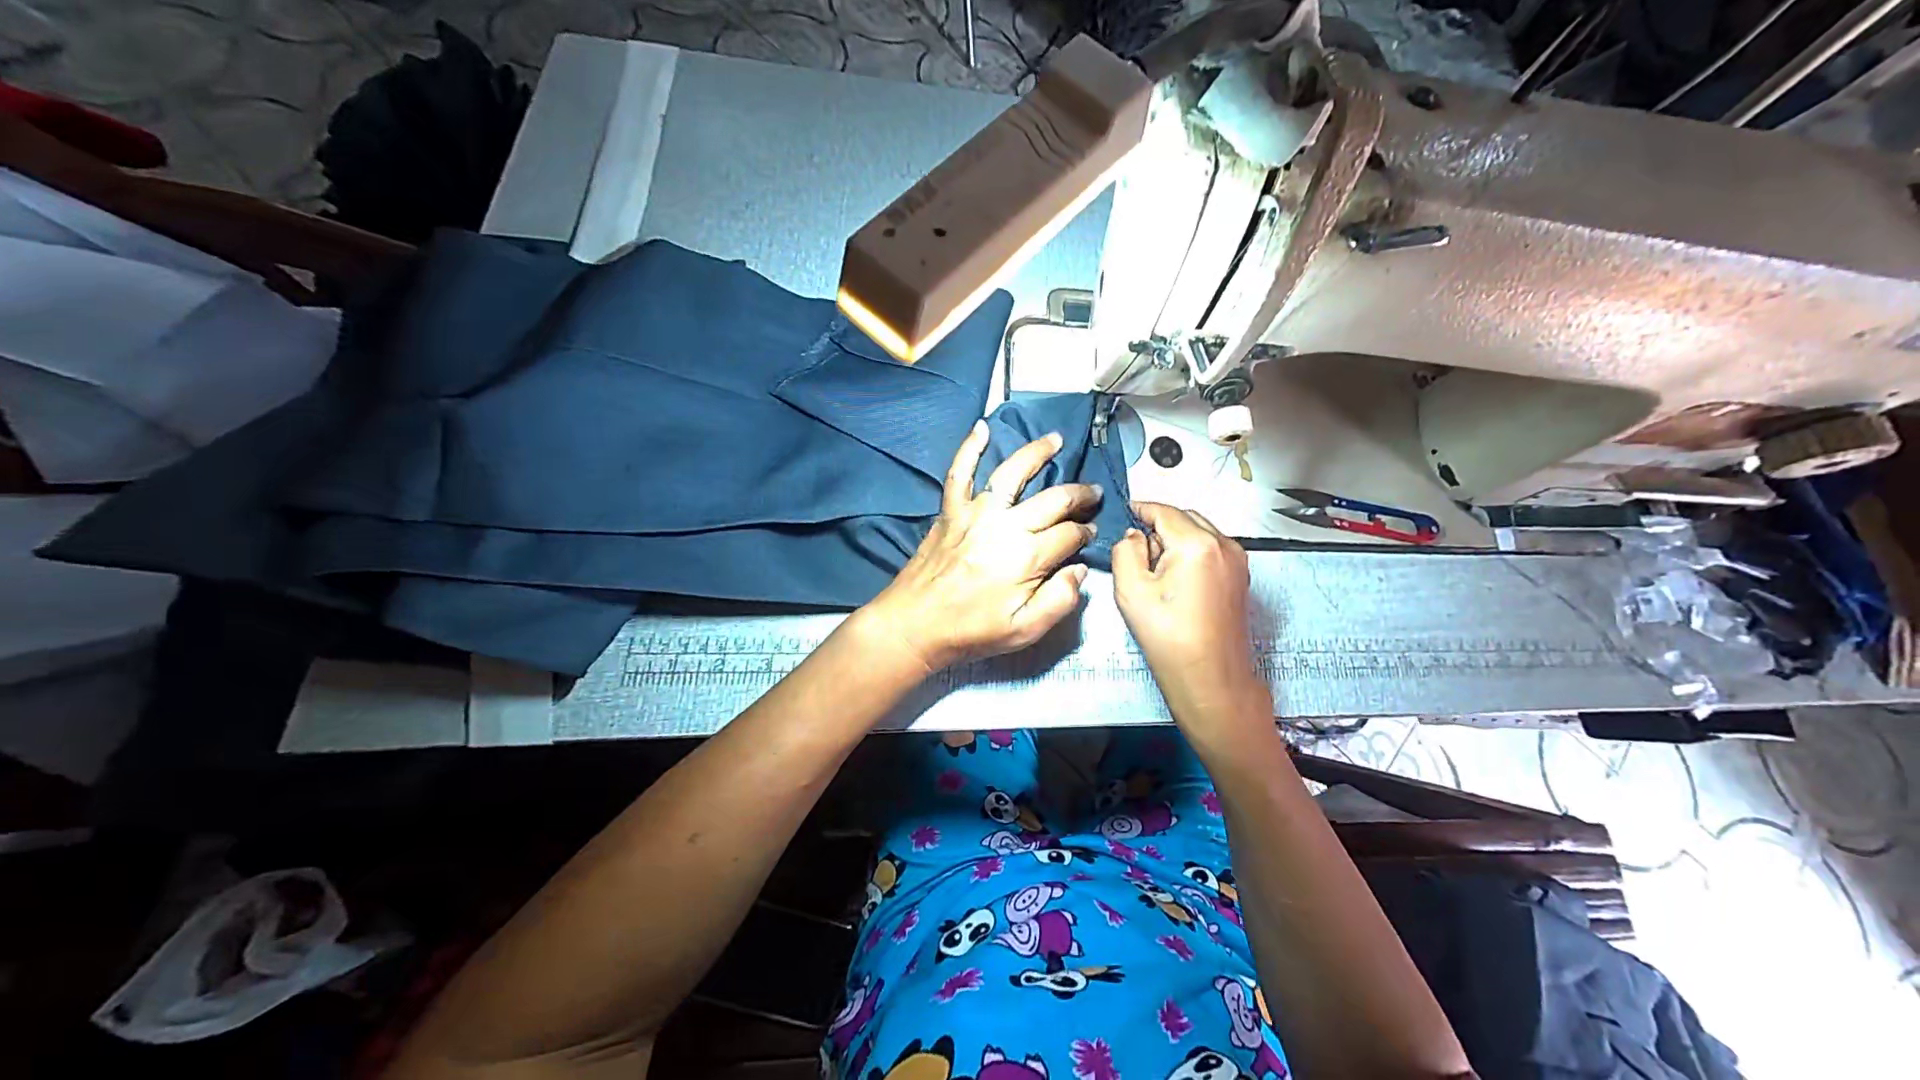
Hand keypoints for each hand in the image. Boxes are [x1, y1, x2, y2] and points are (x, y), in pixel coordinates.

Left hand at [861, 421, 1100, 672]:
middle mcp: (1005, 525)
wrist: (915, 625)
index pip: (1070, 534)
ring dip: (1036, 453)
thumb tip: (1080, 569)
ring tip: (1054, 440)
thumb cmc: (971, 631)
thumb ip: (1060, 600)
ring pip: (1011, 472)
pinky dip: (969, 447)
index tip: (1090, 533)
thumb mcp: (1025, 631)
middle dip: (1079, 494)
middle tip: (1093, 492)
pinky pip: (960, 472)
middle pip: (1053, 499)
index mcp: (1027, 557)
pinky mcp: (951, 511)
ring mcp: (975, 513)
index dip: (1086, 533)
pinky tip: (981, 428)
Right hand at [1111, 502, 1269, 732]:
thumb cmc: (1171, 640)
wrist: (1211, 680)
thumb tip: (1134, 536)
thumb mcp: (1131, 591)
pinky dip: (1191, 552)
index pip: (1163, 510)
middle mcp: (1225, 545)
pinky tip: (1175, 580)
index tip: (1125, 512)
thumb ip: (1125, 550)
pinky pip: (1211, 549)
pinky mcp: (1240, 577)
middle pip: (1184, 517)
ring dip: (1175, 538)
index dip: (1140, 509)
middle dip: (1158, 525)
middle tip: (1134, 549)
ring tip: (1154, 569)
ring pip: (1199, 532)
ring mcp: (1237, 561)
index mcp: (1197, 544)